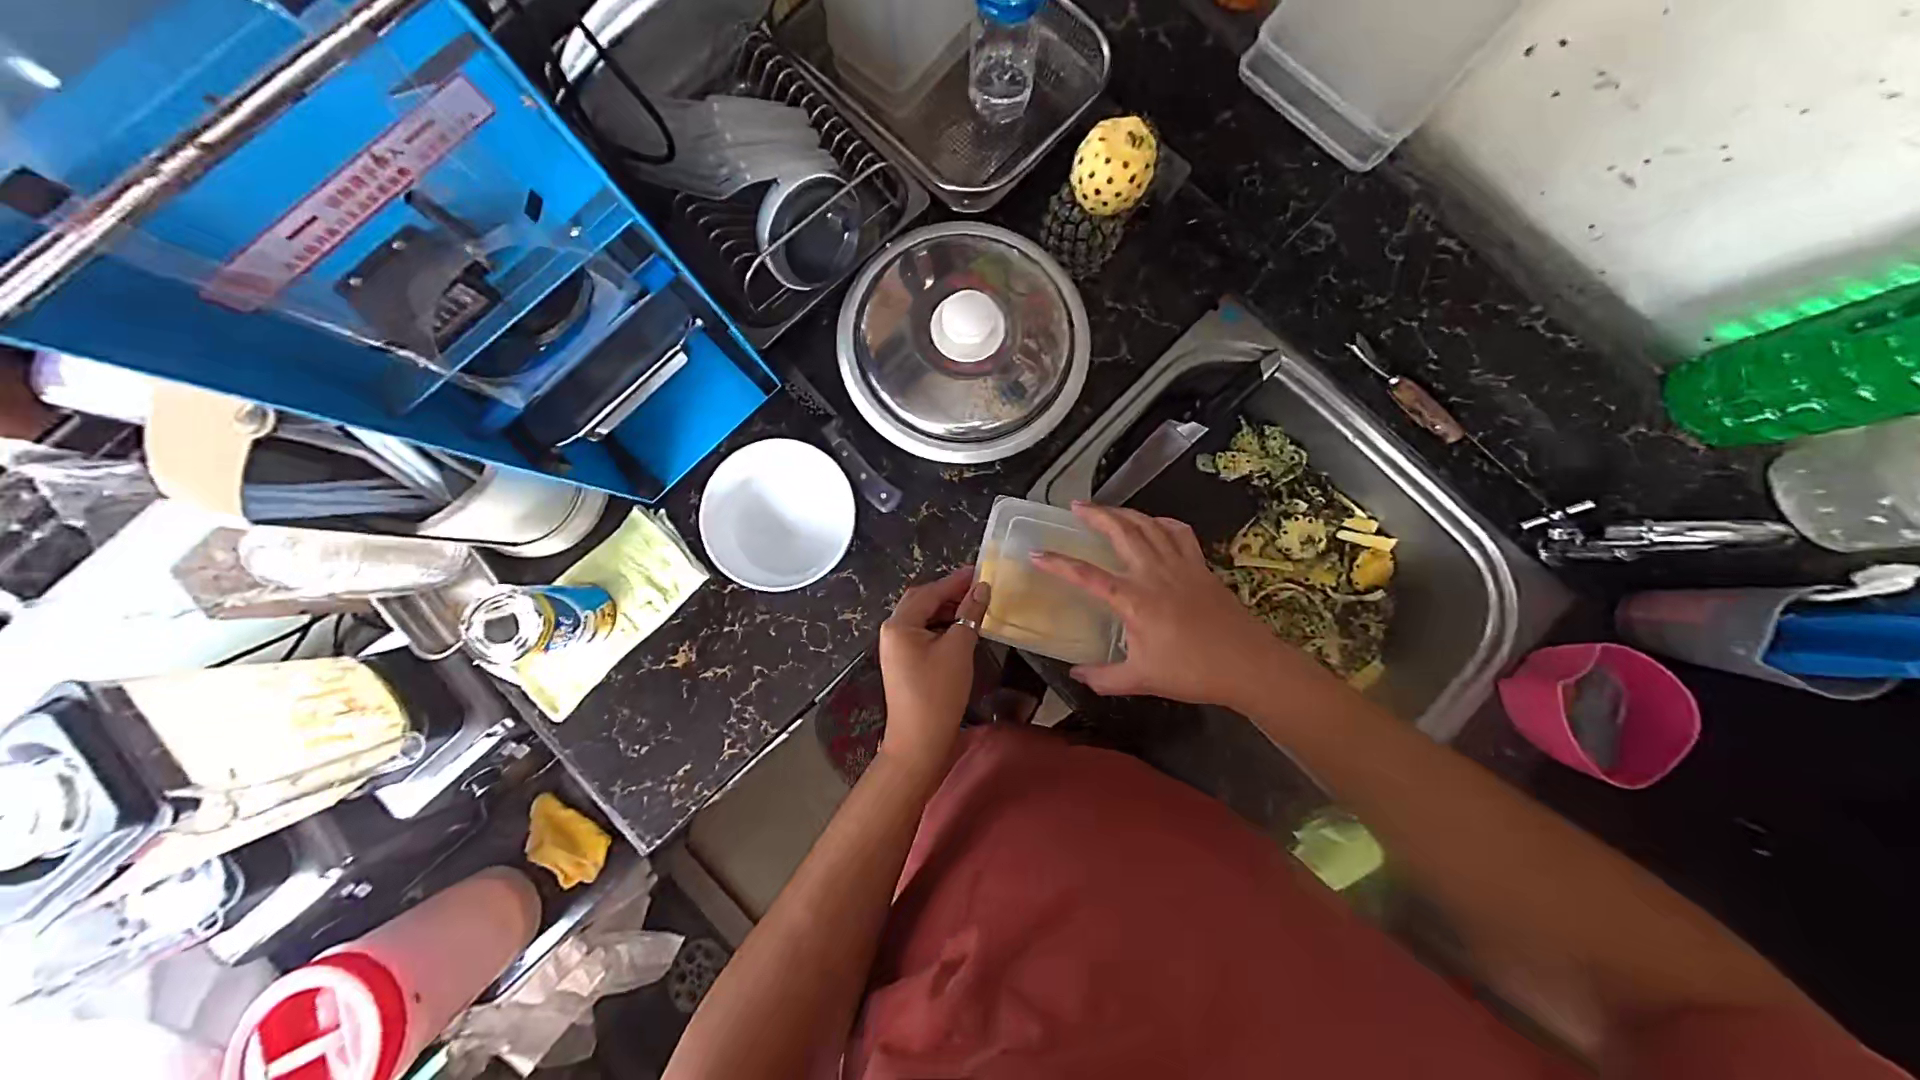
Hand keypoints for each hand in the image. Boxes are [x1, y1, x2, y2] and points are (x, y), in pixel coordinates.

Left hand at [877, 567, 989, 772]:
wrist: (919, 741)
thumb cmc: (938, 693)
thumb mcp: (959, 649)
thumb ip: (970, 614)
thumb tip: (982, 588)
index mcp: (899, 624)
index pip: (930, 592)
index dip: (955, 580)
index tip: (980, 571)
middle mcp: (892, 631)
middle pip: (922, 601)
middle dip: (950, 592)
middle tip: (979, 587)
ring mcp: (896, 648)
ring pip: (923, 617)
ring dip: (947, 609)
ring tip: (975, 606)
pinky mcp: (904, 662)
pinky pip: (923, 633)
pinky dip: (942, 626)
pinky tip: (962, 628)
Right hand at [1031, 502, 1335, 709]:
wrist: (1248, 665)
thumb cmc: (1192, 673)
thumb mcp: (1141, 679)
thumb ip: (1103, 678)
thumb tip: (1076, 675)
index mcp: (1134, 600)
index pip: (1087, 575)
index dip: (1058, 564)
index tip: (1037, 554)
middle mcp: (1154, 573)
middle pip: (1121, 532)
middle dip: (1095, 515)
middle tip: (1076, 506)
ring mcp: (1181, 566)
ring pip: (1148, 525)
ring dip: (1124, 512)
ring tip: (1107, 509)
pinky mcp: (1201, 567)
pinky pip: (1179, 533)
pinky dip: (1162, 522)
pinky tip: (1154, 524)